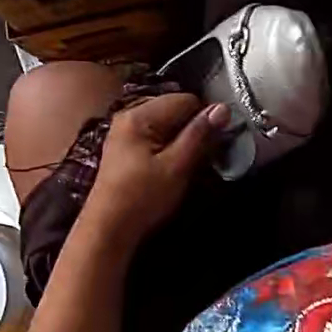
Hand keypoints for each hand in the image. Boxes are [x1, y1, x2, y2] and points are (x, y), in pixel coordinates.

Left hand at [77, 94, 227, 242]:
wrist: (107, 231)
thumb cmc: (142, 198)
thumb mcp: (177, 166)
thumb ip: (199, 135)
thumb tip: (224, 108)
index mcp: (139, 115)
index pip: (185, 100)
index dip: (205, 118)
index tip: (216, 142)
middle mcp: (128, 116)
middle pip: (174, 110)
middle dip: (193, 129)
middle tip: (204, 156)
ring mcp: (124, 134)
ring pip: (166, 126)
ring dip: (182, 141)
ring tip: (189, 165)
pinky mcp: (124, 151)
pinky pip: (155, 138)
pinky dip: (168, 149)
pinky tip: (171, 169)